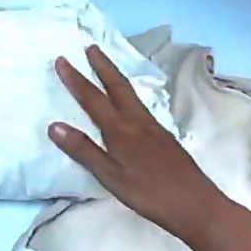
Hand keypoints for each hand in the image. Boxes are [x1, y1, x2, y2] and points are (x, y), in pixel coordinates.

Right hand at [48, 45, 232, 241]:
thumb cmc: (149, 194)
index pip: (93, 99)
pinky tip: (129, 102)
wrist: (196, 204)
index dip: (76, 79)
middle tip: (91, 47)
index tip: (62, 59)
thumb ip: (83, 150)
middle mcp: (138, 122)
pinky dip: (128, 94)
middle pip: (117, 87)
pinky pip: (141, 106)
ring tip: (106, 66)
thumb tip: (54, 126)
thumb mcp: (110, 176)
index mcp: (121, 130)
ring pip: (131, 94)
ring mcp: (154, 128)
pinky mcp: (164, 137)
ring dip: (116, 77)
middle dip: (102, 66)